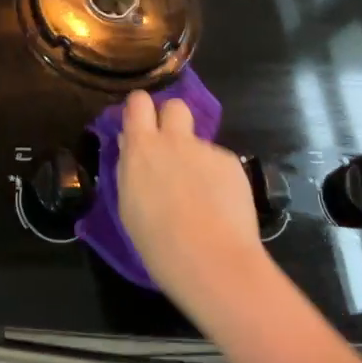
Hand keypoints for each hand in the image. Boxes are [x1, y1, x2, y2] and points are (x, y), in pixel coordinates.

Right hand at [116, 90, 264, 309]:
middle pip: (175, 106)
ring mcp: (206, 150)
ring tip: (200, 196)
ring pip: (198, 143)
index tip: (139, 126)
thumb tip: (133, 149)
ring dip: (195, 159)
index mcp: (141, 148)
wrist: (212, 260)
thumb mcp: (130, 206)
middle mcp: (174, 140)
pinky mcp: (232, 164)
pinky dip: (218, 179)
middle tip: (170, 149)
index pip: (138, 102)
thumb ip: (131, 170)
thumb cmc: (158, 243)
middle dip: (171, 119)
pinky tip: (220, 207)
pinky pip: (219, 164)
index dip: (140, 110)